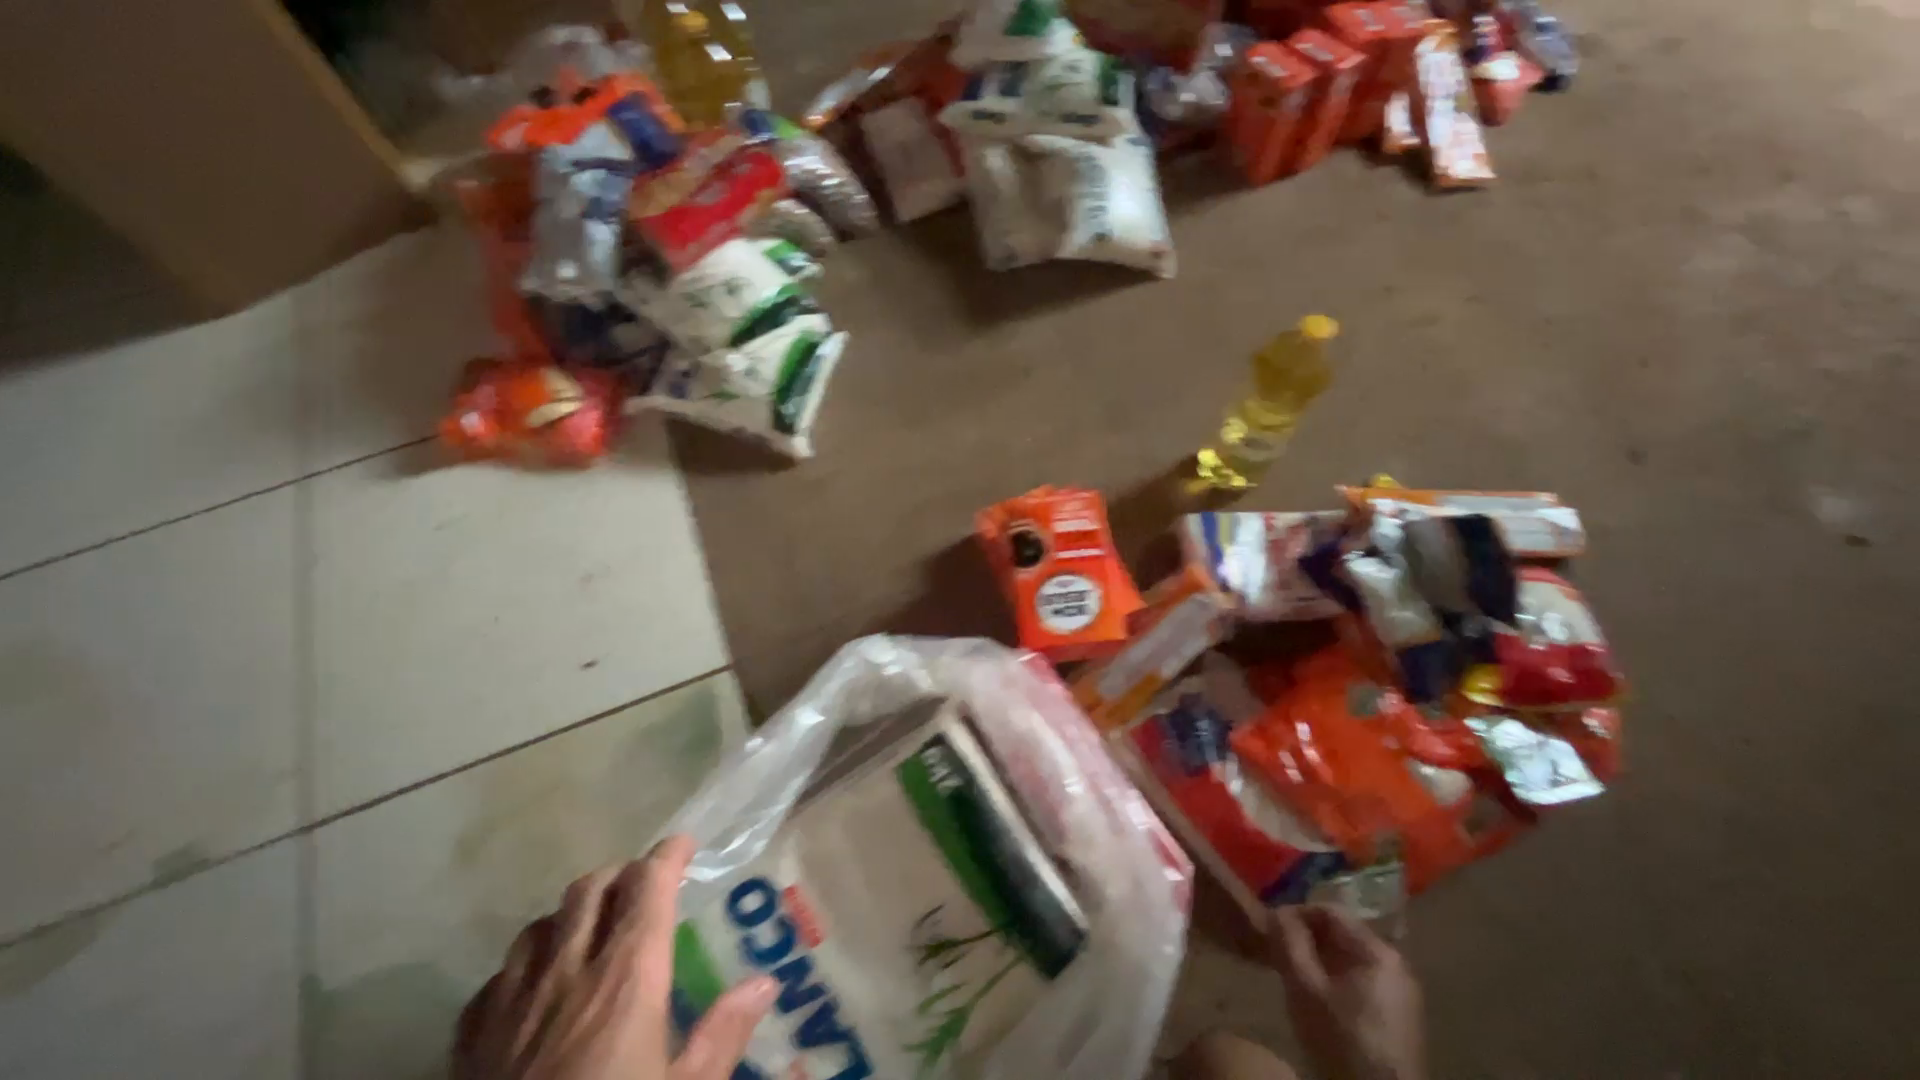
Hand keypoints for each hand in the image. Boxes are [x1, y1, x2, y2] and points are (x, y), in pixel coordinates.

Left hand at [453, 835, 777, 1079]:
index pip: (648, 885)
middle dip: (622, 874)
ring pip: (541, 924)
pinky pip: (499, 976)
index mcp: (628, 976)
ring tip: (591, 928)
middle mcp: (569, 970)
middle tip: (645, 885)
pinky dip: (525, 965)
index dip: (668, 855)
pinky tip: (535, 989)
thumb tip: (764, 984)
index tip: (685, 844)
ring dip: (571, 915)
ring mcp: (513, 1000)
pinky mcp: (473, 1036)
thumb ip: (722, 1035)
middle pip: (590, 888)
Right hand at [1268, 905, 1424, 1079]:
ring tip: (1292, 977)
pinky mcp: (1399, 1016)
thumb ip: (1289, 944)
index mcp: (1378, 951)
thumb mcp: (1305, 989)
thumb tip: (1277, 911)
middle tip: (1276, 954)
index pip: (1330, 911)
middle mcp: (1396, 963)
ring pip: (1350, 960)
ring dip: (1318, 961)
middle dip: (1306, 939)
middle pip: (1342, 935)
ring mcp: (1401, 992)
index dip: (1295, 914)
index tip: (1269, 929)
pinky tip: (1318, 1002)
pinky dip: (1335, 981)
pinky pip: (1361, 982)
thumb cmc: (1342, 1040)